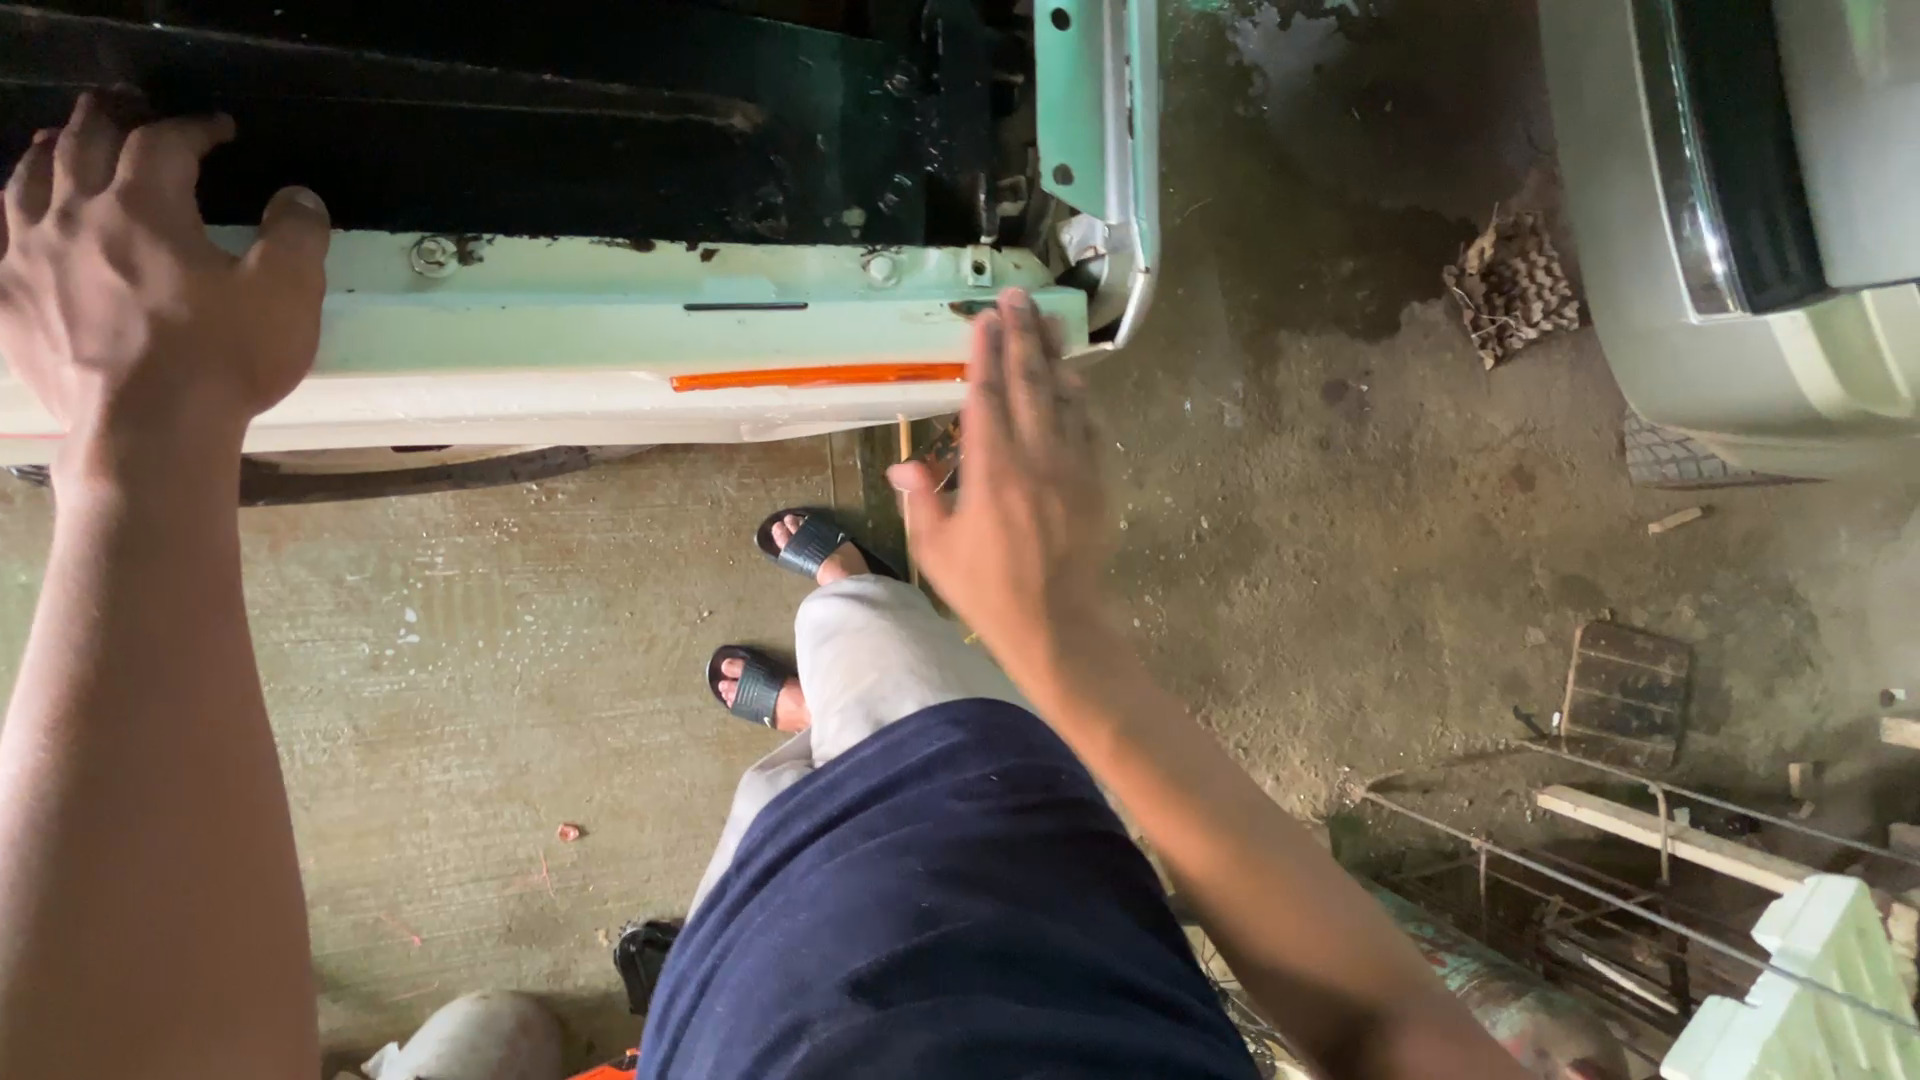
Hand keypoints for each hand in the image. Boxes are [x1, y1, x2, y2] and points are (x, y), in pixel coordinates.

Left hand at [0, 93, 330, 479]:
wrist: (150, 426)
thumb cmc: (226, 356)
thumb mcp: (289, 296)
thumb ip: (297, 237)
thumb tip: (299, 196)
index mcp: (144, 209)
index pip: (164, 144)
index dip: (194, 127)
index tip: (221, 127)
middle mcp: (73, 215)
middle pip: (82, 143)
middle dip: (111, 116)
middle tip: (133, 106)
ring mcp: (29, 254)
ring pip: (28, 176)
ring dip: (56, 149)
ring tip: (73, 142)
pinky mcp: (10, 296)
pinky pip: (0, 228)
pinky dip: (18, 203)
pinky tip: (28, 211)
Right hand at [889, 288, 1111, 665]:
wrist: (1055, 622)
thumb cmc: (986, 590)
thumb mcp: (936, 549)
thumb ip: (921, 499)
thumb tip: (903, 466)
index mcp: (991, 469)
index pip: (985, 394)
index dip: (984, 352)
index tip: (984, 317)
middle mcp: (1035, 456)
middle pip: (1029, 381)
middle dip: (1022, 334)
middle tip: (1018, 296)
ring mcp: (1072, 467)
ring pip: (1065, 396)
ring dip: (1054, 355)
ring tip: (1047, 319)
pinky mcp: (1097, 482)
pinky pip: (1090, 427)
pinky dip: (1081, 398)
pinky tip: (1074, 379)